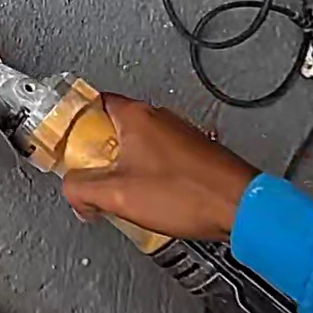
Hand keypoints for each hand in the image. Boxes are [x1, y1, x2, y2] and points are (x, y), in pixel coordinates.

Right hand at [61, 95, 259, 240]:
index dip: (74, 121)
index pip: (91, 102)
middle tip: (92, 171)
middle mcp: (157, 117)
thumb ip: (82, 189)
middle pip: (112, 124)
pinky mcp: (193, 151)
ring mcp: (178, 132)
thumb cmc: (190, 193)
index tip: (67, 139)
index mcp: (134, 115)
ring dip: (123, 162)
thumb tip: (72, 191)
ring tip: (122, 189)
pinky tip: (151, 195)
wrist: (245, 210)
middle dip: (98, 149)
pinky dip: (147, 170)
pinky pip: (157, 154)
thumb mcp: (117, 195)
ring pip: (136, 141)